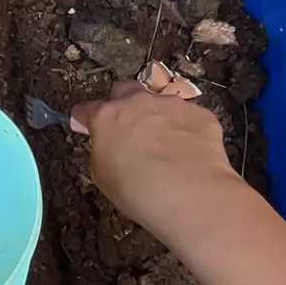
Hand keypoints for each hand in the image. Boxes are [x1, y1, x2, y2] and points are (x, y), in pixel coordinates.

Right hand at [70, 80, 243, 236]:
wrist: (189, 193)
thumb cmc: (137, 189)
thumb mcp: (102, 175)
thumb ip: (102, 150)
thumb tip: (108, 144)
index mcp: (107, 117)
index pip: (86, 109)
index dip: (84, 119)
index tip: (85, 126)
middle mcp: (138, 103)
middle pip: (124, 90)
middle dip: (122, 104)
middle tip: (127, 129)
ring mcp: (172, 105)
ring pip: (160, 103)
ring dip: (157, 118)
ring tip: (165, 147)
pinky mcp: (201, 114)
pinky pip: (188, 117)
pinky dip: (185, 130)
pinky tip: (188, 152)